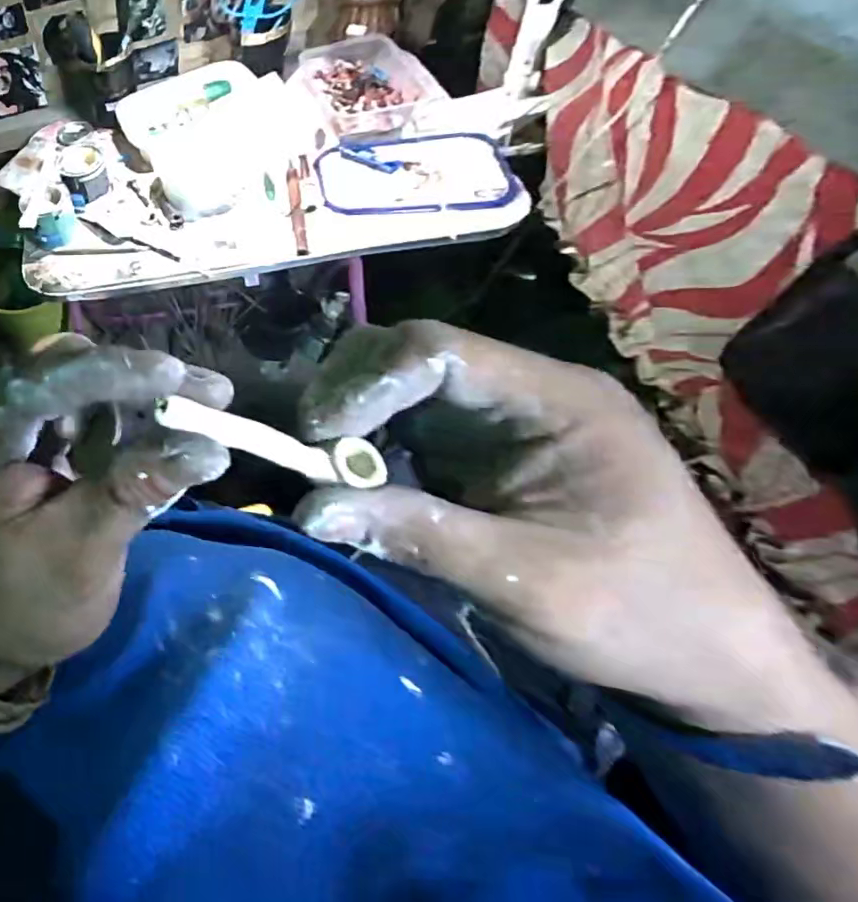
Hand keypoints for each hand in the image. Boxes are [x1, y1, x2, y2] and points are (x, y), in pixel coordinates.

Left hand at [0, 336, 231, 692]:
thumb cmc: (23, 606)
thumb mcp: (81, 556)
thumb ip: (133, 492)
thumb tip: (210, 447)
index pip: (28, 392)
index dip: (101, 375)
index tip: (171, 374)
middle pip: (51, 375)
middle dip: (129, 379)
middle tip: (205, 391)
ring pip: (68, 384)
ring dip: (133, 395)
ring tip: (201, 404)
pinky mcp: (20, 437)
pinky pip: (71, 409)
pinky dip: (119, 416)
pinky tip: (162, 426)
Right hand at [294, 321, 852, 734]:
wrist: (703, 661)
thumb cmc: (640, 617)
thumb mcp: (528, 583)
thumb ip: (417, 535)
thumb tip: (307, 509)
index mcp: (557, 402)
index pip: (436, 352)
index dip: (365, 384)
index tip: (320, 438)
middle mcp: (516, 392)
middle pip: (402, 351)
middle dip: (343, 390)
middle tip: (309, 445)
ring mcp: (487, 417)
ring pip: (385, 379)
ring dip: (342, 413)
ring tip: (321, 462)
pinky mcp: (463, 447)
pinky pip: (388, 420)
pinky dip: (353, 439)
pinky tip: (342, 472)